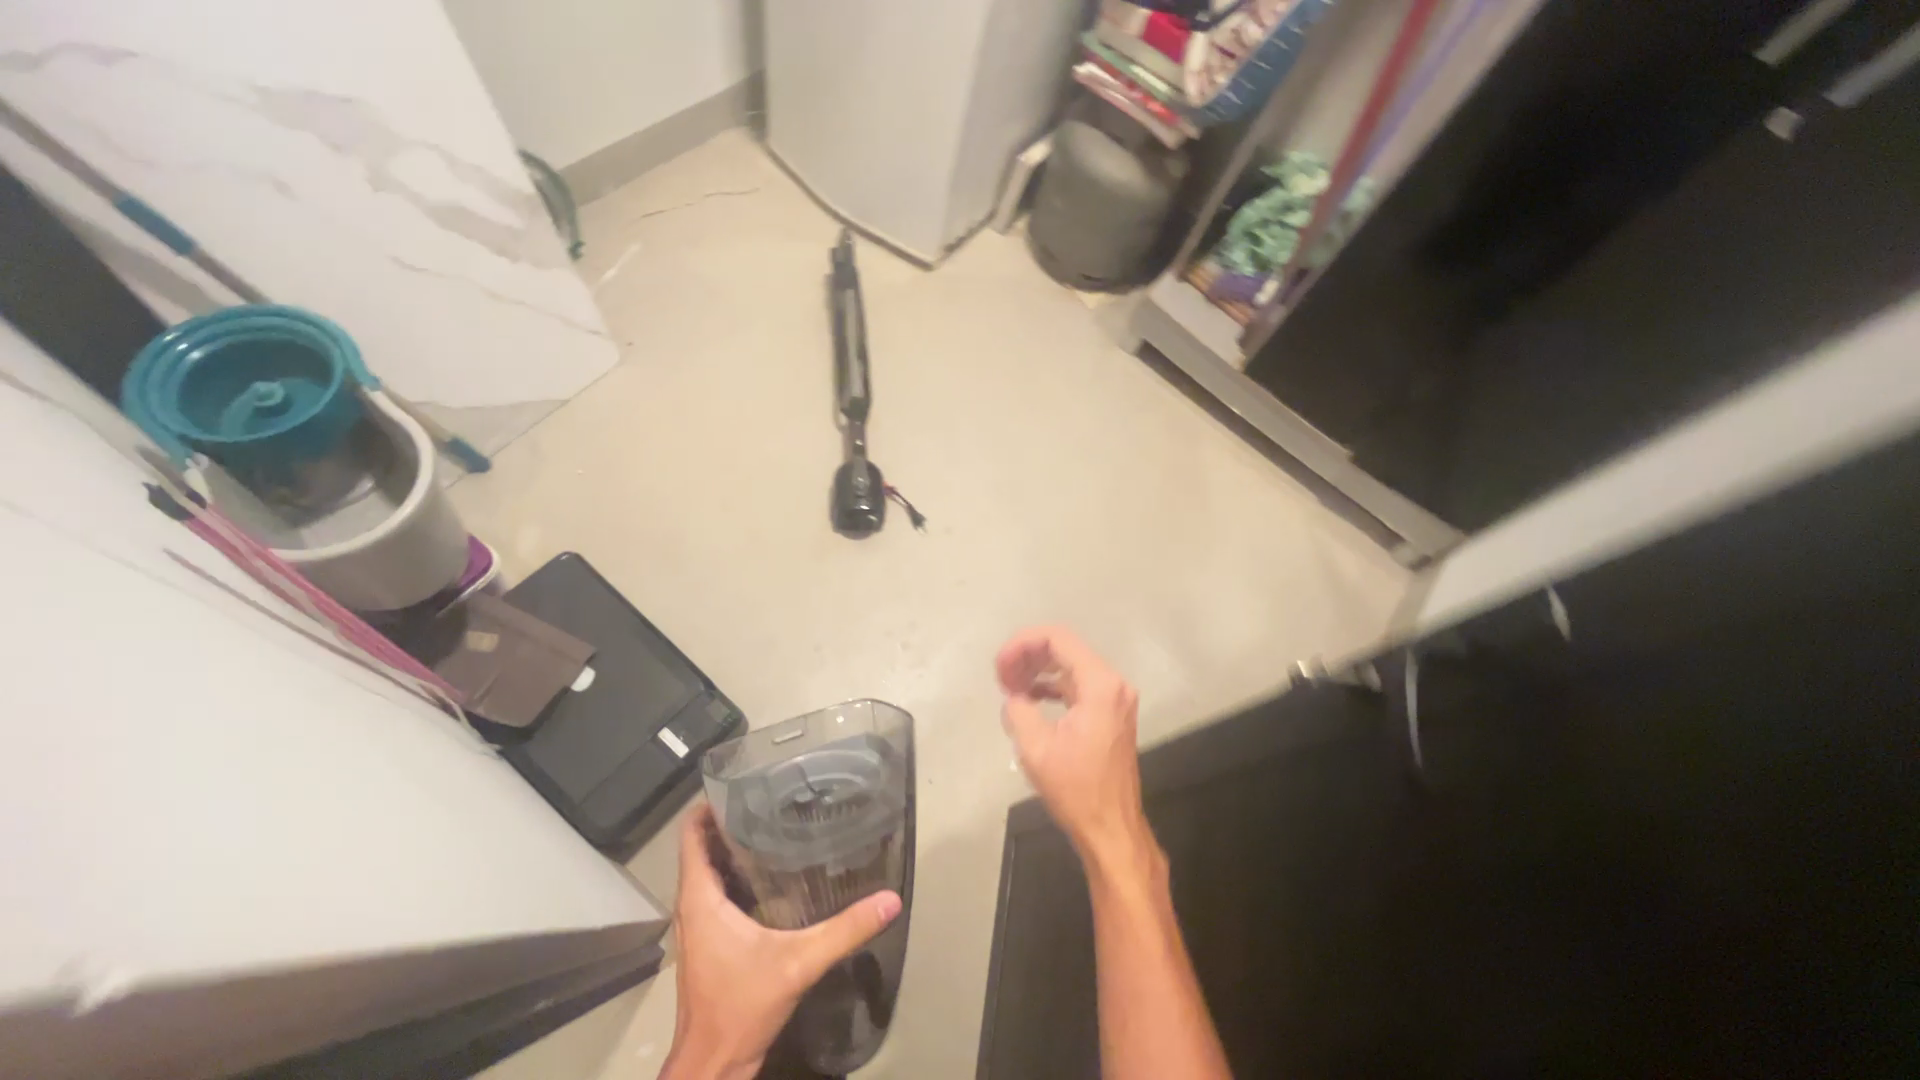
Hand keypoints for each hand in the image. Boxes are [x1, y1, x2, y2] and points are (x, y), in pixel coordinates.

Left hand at [661, 802, 902, 1079]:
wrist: (714, 1064)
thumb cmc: (740, 1007)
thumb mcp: (797, 964)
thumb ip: (844, 931)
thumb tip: (889, 899)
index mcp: (700, 898)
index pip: (691, 835)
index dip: (711, 805)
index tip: (743, 784)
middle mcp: (694, 906)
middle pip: (704, 849)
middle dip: (734, 822)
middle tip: (776, 799)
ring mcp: (700, 927)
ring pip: (712, 874)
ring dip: (737, 851)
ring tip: (780, 827)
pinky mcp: (712, 944)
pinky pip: (721, 896)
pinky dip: (741, 879)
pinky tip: (777, 879)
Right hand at [996, 627, 1160, 876]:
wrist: (1111, 828)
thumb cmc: (1076, 789)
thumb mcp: (1035, 748)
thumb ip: (1019, 709)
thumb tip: (1015, 697)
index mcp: (1099, 685)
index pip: (1057, 639)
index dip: (1022, 644)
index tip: (999, 668)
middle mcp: (1113, 684)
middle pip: (1065, 648)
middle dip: (1028, 656)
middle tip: (1000, 678)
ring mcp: (1115, 699)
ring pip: (1071, 666)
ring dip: (1038, 670)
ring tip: (1009, 687)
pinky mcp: (1111, 714)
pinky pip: (1078, 686)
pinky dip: (1053, 686)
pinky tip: (1029, 697)